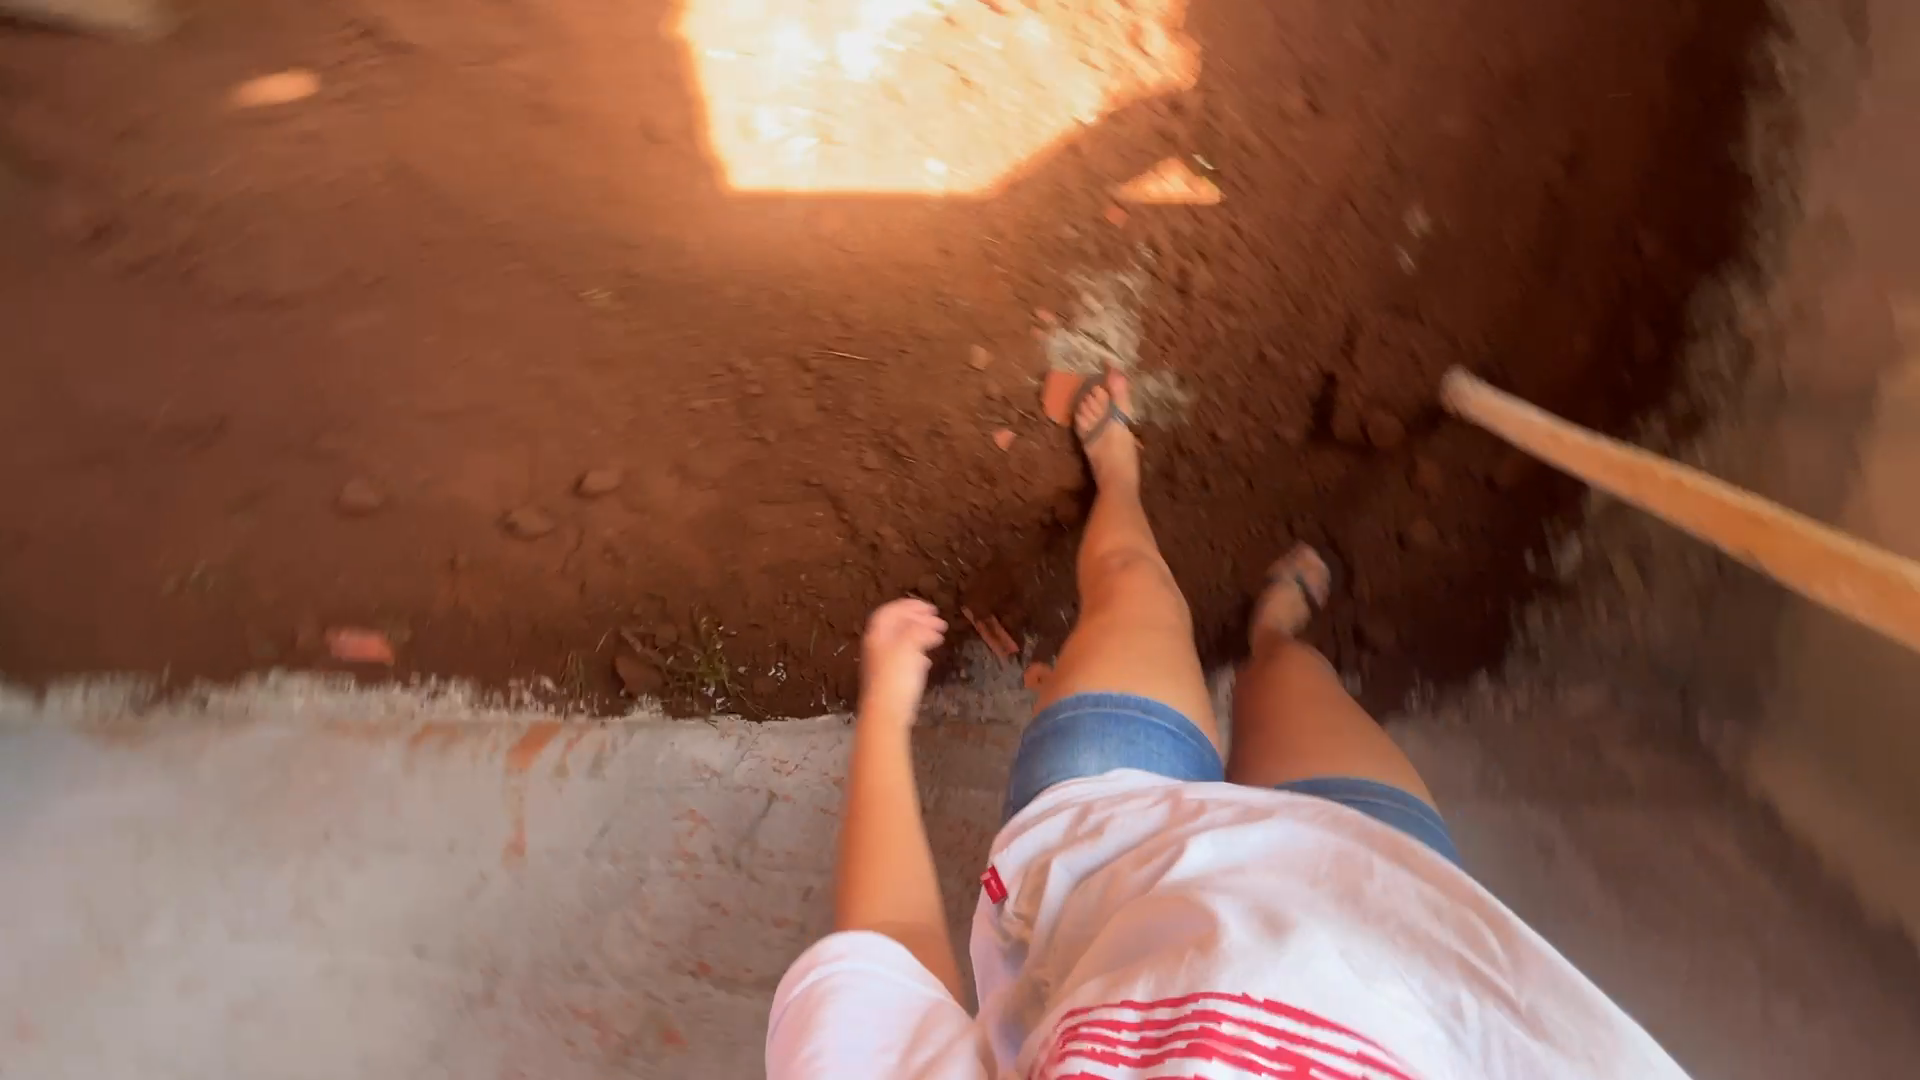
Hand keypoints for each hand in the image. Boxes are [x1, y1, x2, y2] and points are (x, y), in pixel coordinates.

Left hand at [859, 598, 947, 723]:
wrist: (886, 712)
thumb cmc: (896, 677)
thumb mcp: (908, 645)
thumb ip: (917, 629)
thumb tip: (928, 624)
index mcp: (878, 635)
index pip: (891, 611)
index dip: (909, 606)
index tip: (929, 607)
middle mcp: (877, 646)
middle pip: (897, 625)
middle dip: (918, 619)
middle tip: (938, 620)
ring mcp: (883, 663)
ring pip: (902, 641)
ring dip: (920, 635)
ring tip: (938, 637)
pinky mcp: (891, 678)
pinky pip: (905, 658)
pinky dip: (918, 652)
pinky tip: (927, 660)